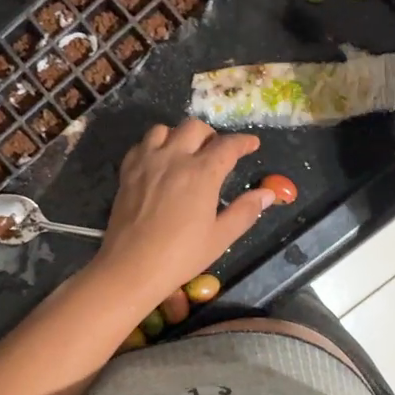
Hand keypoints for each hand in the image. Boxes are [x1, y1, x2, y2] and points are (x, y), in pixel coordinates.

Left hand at [91, 119, 273, 300]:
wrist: (131, 267)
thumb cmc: (180, 255)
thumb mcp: (220, 237)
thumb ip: (245, 211)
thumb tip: (268, 194)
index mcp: (202, 172)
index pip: (228, 145)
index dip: (243, 142)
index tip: (252, 144)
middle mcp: (174, 158)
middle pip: (195, 127)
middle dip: (210, 135)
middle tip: (216, 153)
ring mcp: (147, 162)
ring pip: (163, 129)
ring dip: (179, 136)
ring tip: (185, 153)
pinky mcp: (127, 173)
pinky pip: (141, 145)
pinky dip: (153, 146)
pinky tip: (158, 163)